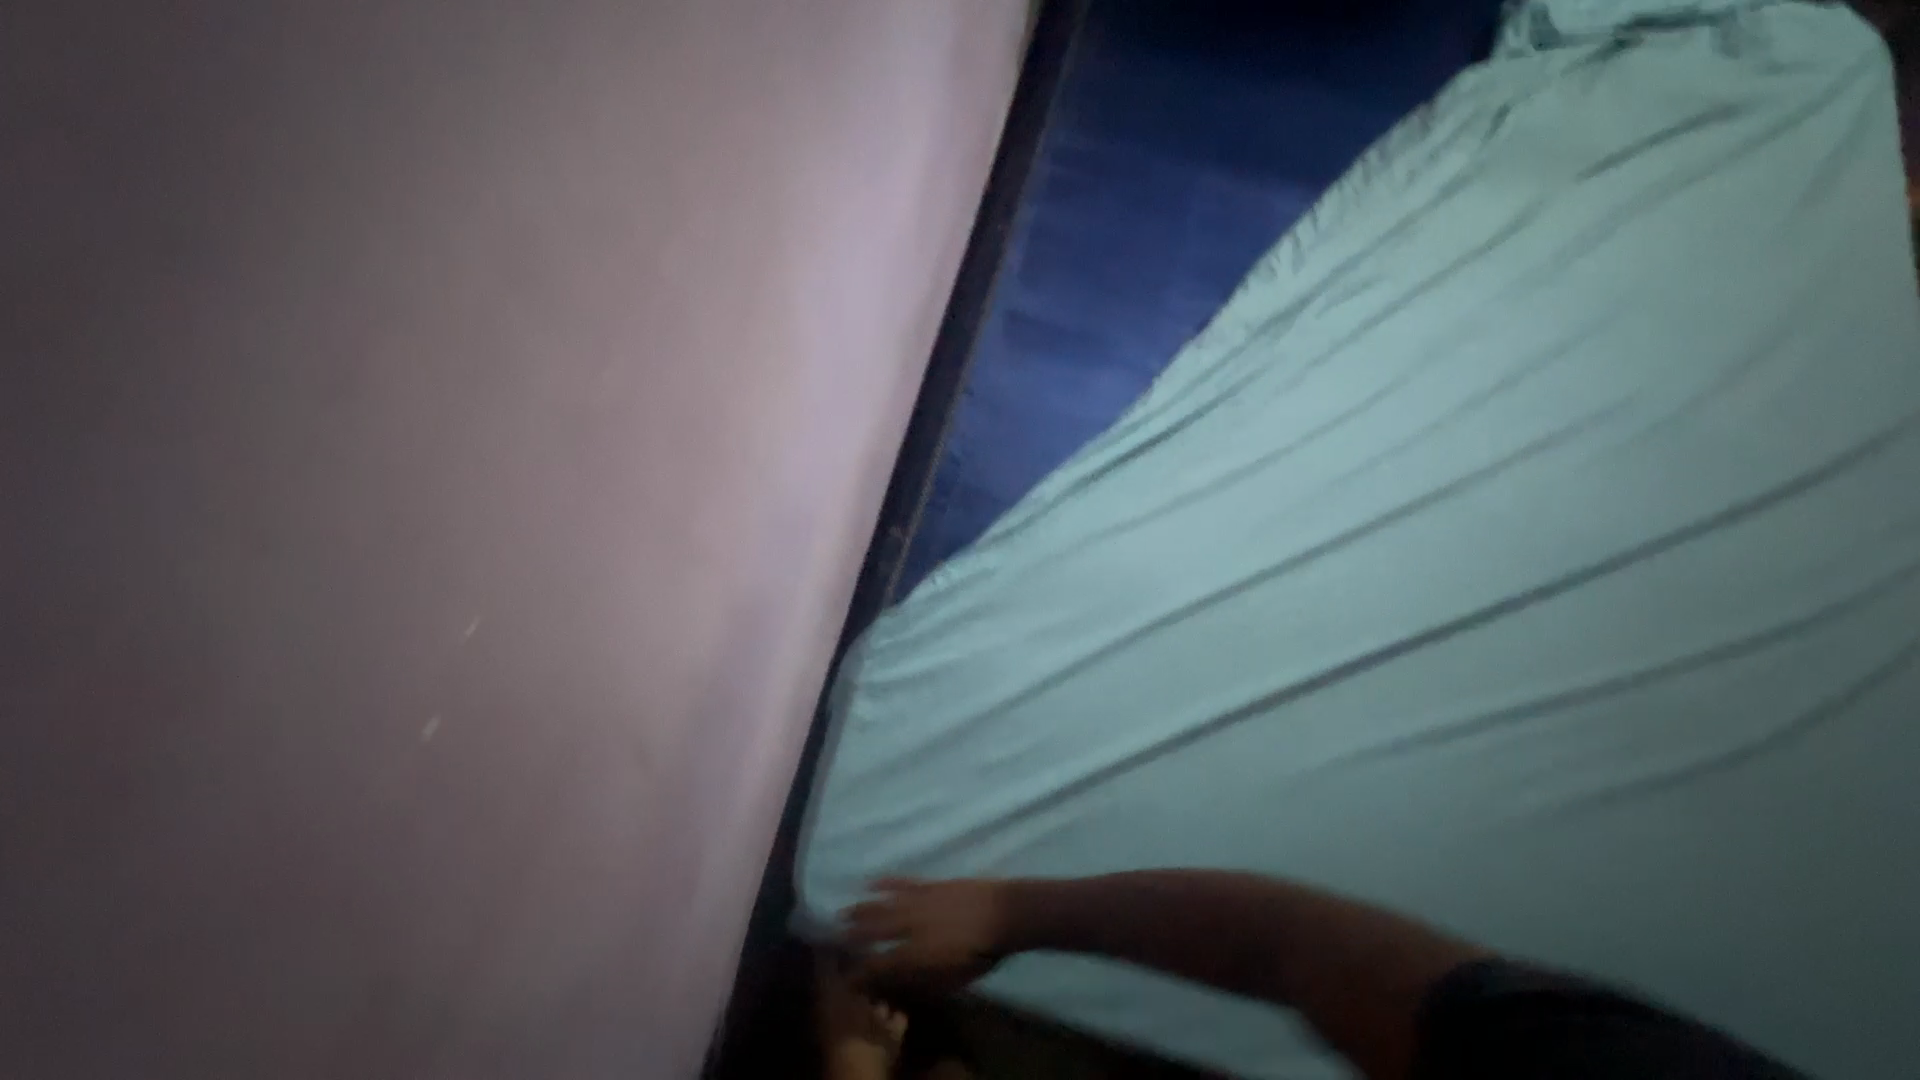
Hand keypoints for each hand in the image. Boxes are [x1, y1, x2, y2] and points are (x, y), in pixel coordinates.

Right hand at [841, 877, 1013, 995]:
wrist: (1004, 915)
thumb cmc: (982, 954)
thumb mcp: (954, 980)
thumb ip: (924, 984)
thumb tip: (900, 986)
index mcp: (915, 956)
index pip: (879, 966)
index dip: (861, 973)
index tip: (847, 977)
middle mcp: (910, 928)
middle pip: (873, 931)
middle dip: (852, 936)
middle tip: (836, 937)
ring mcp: (918, 903)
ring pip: (882, 906)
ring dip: (862, 909)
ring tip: (845, 912)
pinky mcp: (929, 885)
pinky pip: (902, 883)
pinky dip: (885, 883)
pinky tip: (871, 882)